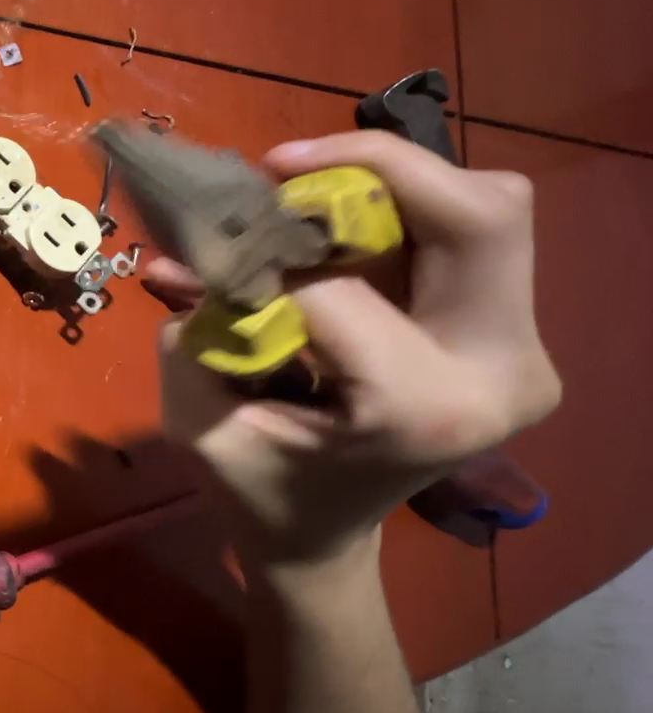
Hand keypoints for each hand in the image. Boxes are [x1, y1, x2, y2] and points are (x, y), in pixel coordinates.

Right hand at [146, 131, 561, 564]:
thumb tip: (194, 257)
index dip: (254, 270)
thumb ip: (195, 341)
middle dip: (370, 171)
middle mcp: (500, 369)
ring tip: (302, 201)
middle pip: (477, 216)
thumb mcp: (200, 428)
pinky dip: (397, 215)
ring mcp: (518, 349)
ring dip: (387, 188)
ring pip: (485, 211)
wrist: (321, 542)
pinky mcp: (506, 334)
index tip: (200, 270)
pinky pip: (467, 238)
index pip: (334, 294)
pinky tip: (332, 232)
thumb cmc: (257, 497)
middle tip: (281, 169)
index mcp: (420, 408)